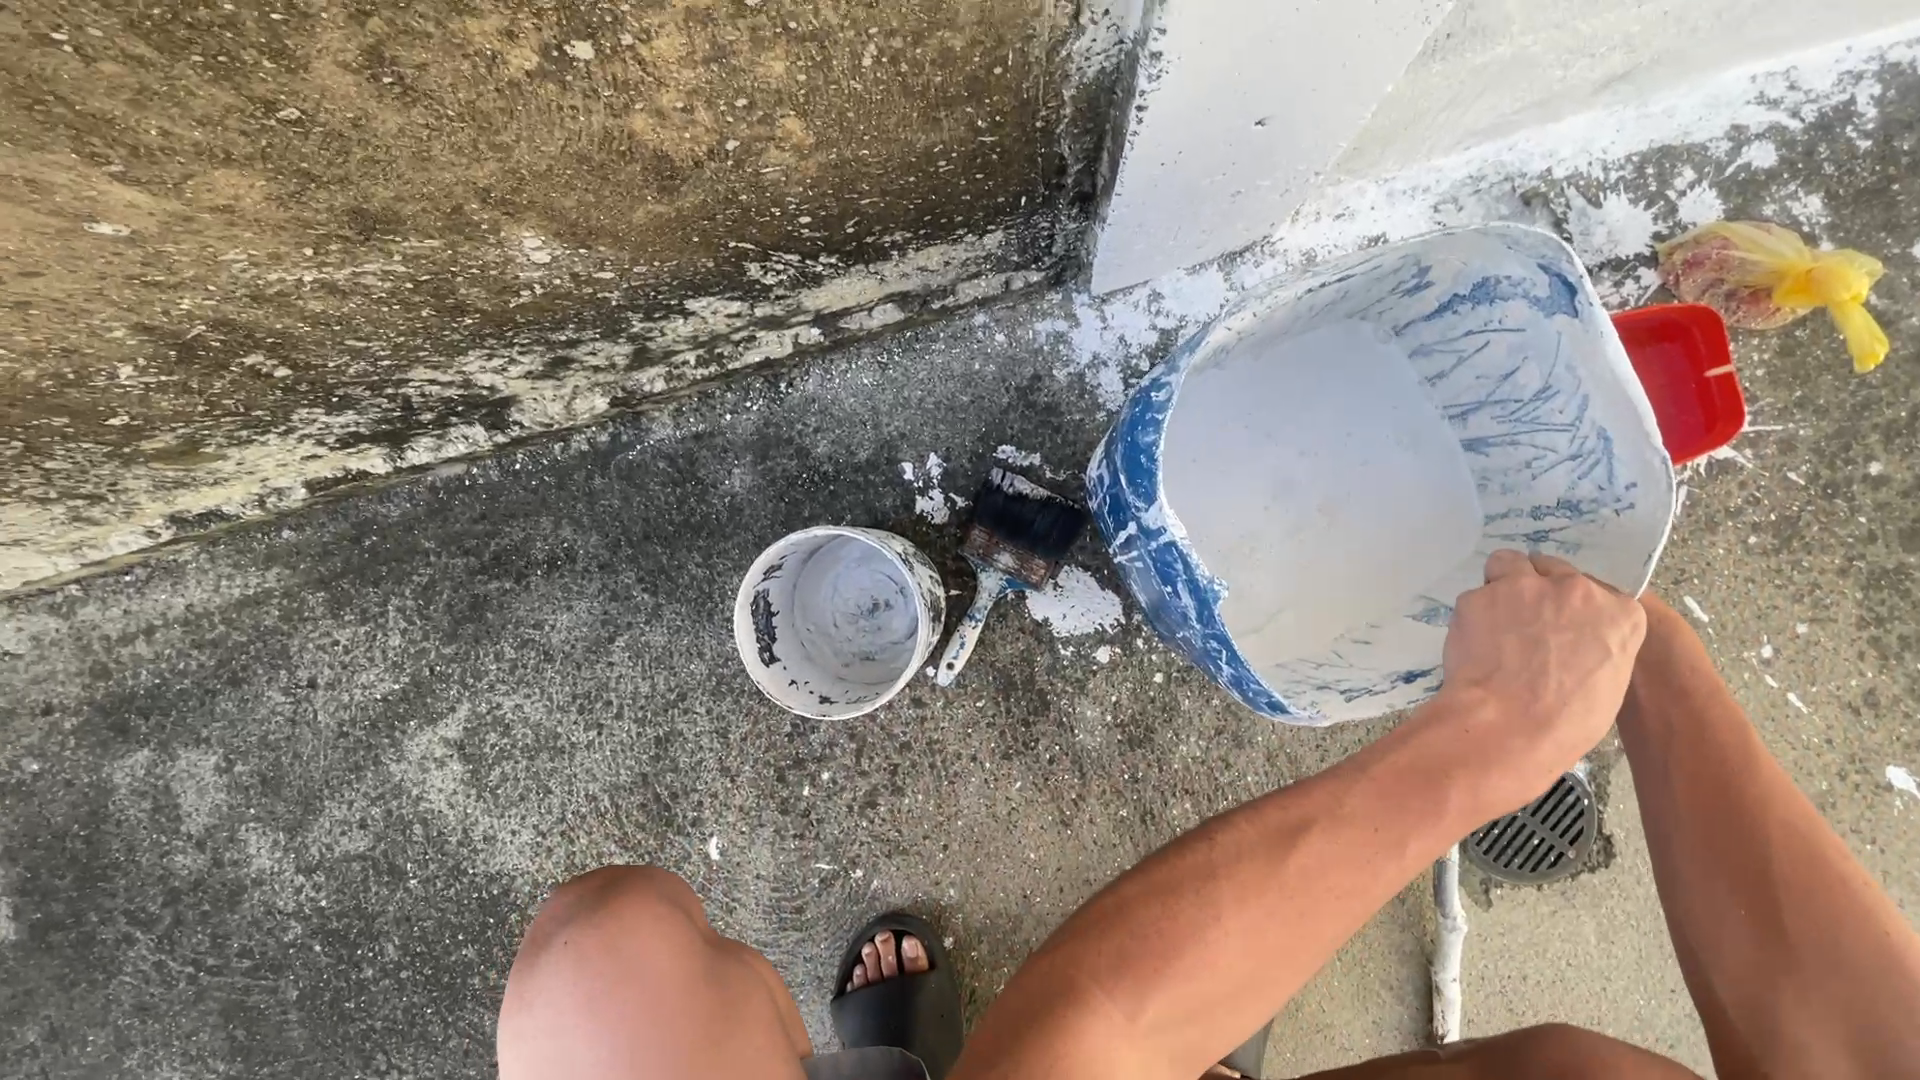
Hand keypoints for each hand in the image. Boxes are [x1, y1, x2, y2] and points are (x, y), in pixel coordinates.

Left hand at [1428, 550, 1647, 813]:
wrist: (1510, 721)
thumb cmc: (1567, 719)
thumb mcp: (1606, 678)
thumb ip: (1592, 643)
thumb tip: (1567, 642)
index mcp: (1620, 613)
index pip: (1593, 589)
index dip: (1569, 603)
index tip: (1557, 621)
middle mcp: (1575, 590)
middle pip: (1550, 569)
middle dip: (1535, 587)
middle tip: (1520, 618)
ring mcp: (1524, 587)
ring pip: (1507, 564)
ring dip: (1500, 584)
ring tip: (1491, 618)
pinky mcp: (1479, 595)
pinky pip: (1474, 596)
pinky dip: (1471, 614)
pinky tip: (1471, 641)